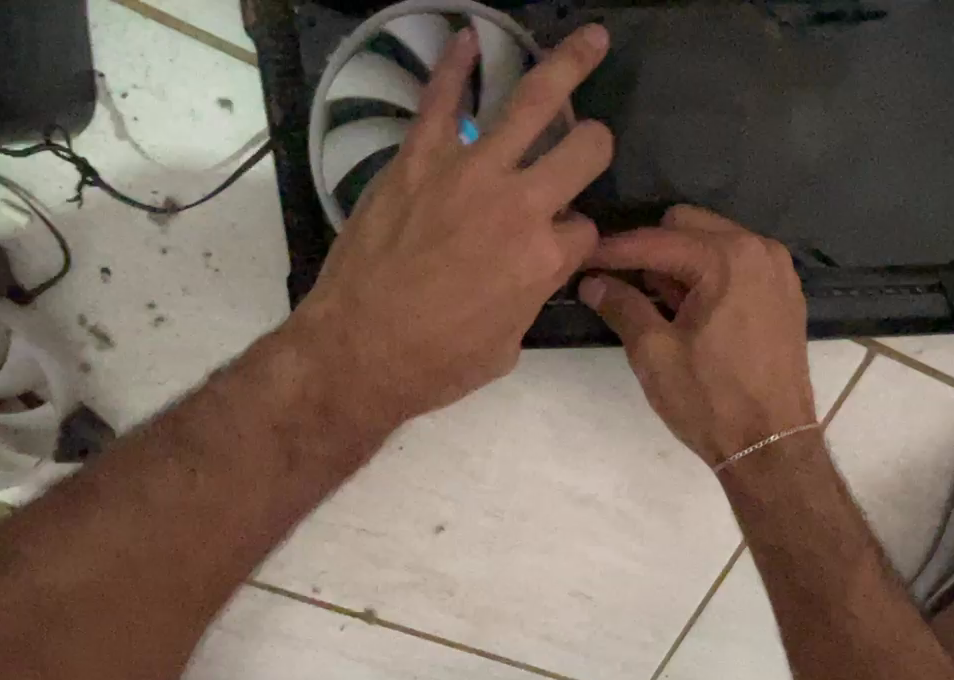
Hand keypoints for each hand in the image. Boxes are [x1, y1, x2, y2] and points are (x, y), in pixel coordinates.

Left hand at [284, 24, 614, 434]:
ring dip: (570, 65)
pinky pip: (440, 96)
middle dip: (594, 147)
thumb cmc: (436, 364)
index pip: (585, 230)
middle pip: (584, 150)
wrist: (359, 351)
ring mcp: (468, 171)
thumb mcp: (506, 347)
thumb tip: (531, 274)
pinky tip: (470, 40)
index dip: (577, 240)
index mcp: (545, 259)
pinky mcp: (418, 157)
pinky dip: (457, 66)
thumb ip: (529, 299)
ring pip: (534, 99)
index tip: (559, 248)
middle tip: (587, 146)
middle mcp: (520, 203)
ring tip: (591, 41)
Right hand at [579, 206, 816, 467]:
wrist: (771, 445)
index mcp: (727, 259)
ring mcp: (777, 271)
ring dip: (678, 264)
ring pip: (712, 244)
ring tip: (653, 303)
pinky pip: (736, 266)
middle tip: (620, 287)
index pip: (655, 240)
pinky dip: (707, 277)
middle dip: (649, 250)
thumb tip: (592, 282)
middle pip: (687, 227)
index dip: (612, 251)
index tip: (580, 259)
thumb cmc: (710, 401)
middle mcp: (759, 250)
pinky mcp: (784, 295)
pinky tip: (688, 312)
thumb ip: (622, 307)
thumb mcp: (655, 354)